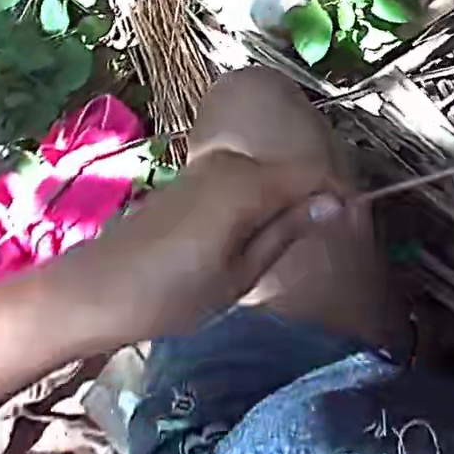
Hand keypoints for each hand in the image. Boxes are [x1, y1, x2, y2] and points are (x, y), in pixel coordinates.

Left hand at [47, 151, 342, 344]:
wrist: (99, 286)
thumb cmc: (173, 292)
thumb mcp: (241, 272)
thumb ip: (289, 230)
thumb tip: (338, 205)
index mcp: (247, 183)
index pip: (311, 174)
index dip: (337, 196)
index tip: (354, 226)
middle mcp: (231, 161)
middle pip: (289, 171)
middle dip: (311, 200)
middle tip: (317, 247)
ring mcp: (209, 165)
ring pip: (267, 175)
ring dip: (284, 202)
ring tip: (283, 247)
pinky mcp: (194, 175)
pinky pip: (243, 180)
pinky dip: (259, 201)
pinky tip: (248, 235)